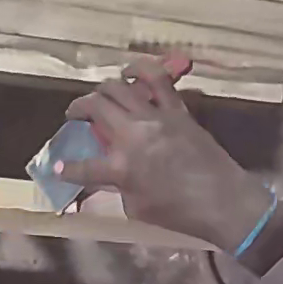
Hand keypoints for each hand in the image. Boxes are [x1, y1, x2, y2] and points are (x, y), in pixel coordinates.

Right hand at [56, 55, 282, 266]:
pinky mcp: (178, 111)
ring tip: (99, 93)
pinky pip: (158, 81)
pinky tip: (130, 72)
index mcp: (121, 168)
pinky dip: (141, 71)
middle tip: (74, 114)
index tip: (58, 169)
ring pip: (120, 88)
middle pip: (97, 108)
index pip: (83, 167)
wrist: (223, 202)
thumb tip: (109, 176)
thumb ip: (118, 186)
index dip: (67, 169)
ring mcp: (157, 118)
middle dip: (78, 109)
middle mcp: (134, 135)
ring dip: (103, 88)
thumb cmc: (178, 212)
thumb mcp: (136, 206)